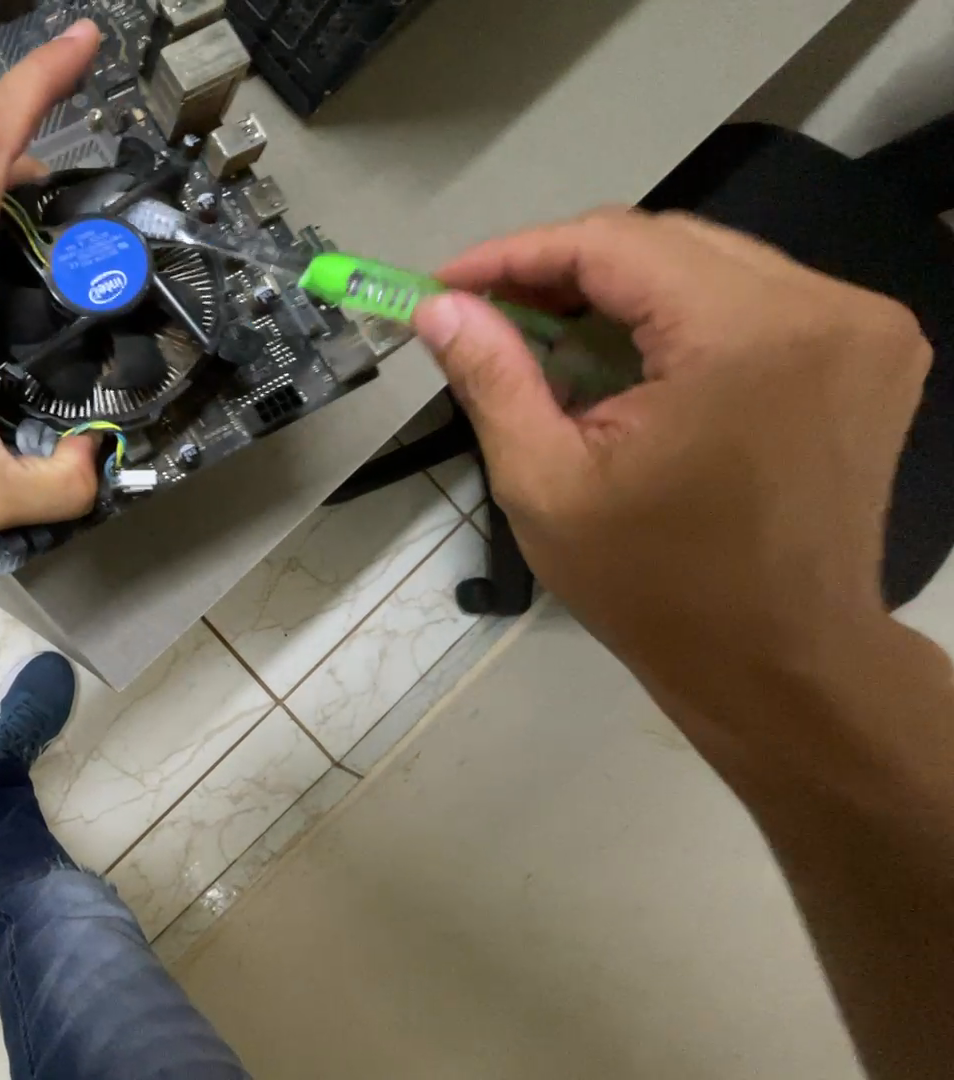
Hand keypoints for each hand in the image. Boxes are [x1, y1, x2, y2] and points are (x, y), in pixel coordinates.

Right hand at [413, 210, 933, 727]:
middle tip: (476, 310)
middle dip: (554, 267)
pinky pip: (743, 296)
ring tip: (529, 330)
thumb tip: (437, 308)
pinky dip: (661, 310)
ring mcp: (860, 325)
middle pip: (662, 241)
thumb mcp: (541, 479)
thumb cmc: (643, 578)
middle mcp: (825, 306)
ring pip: (703, 262)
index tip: (441, 284)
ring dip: (606, 287)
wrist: (771, 651)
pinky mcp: (864, 350)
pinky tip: (608, 351)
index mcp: (746, 337)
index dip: (514, 253)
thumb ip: (490, 378)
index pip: (614, 244)